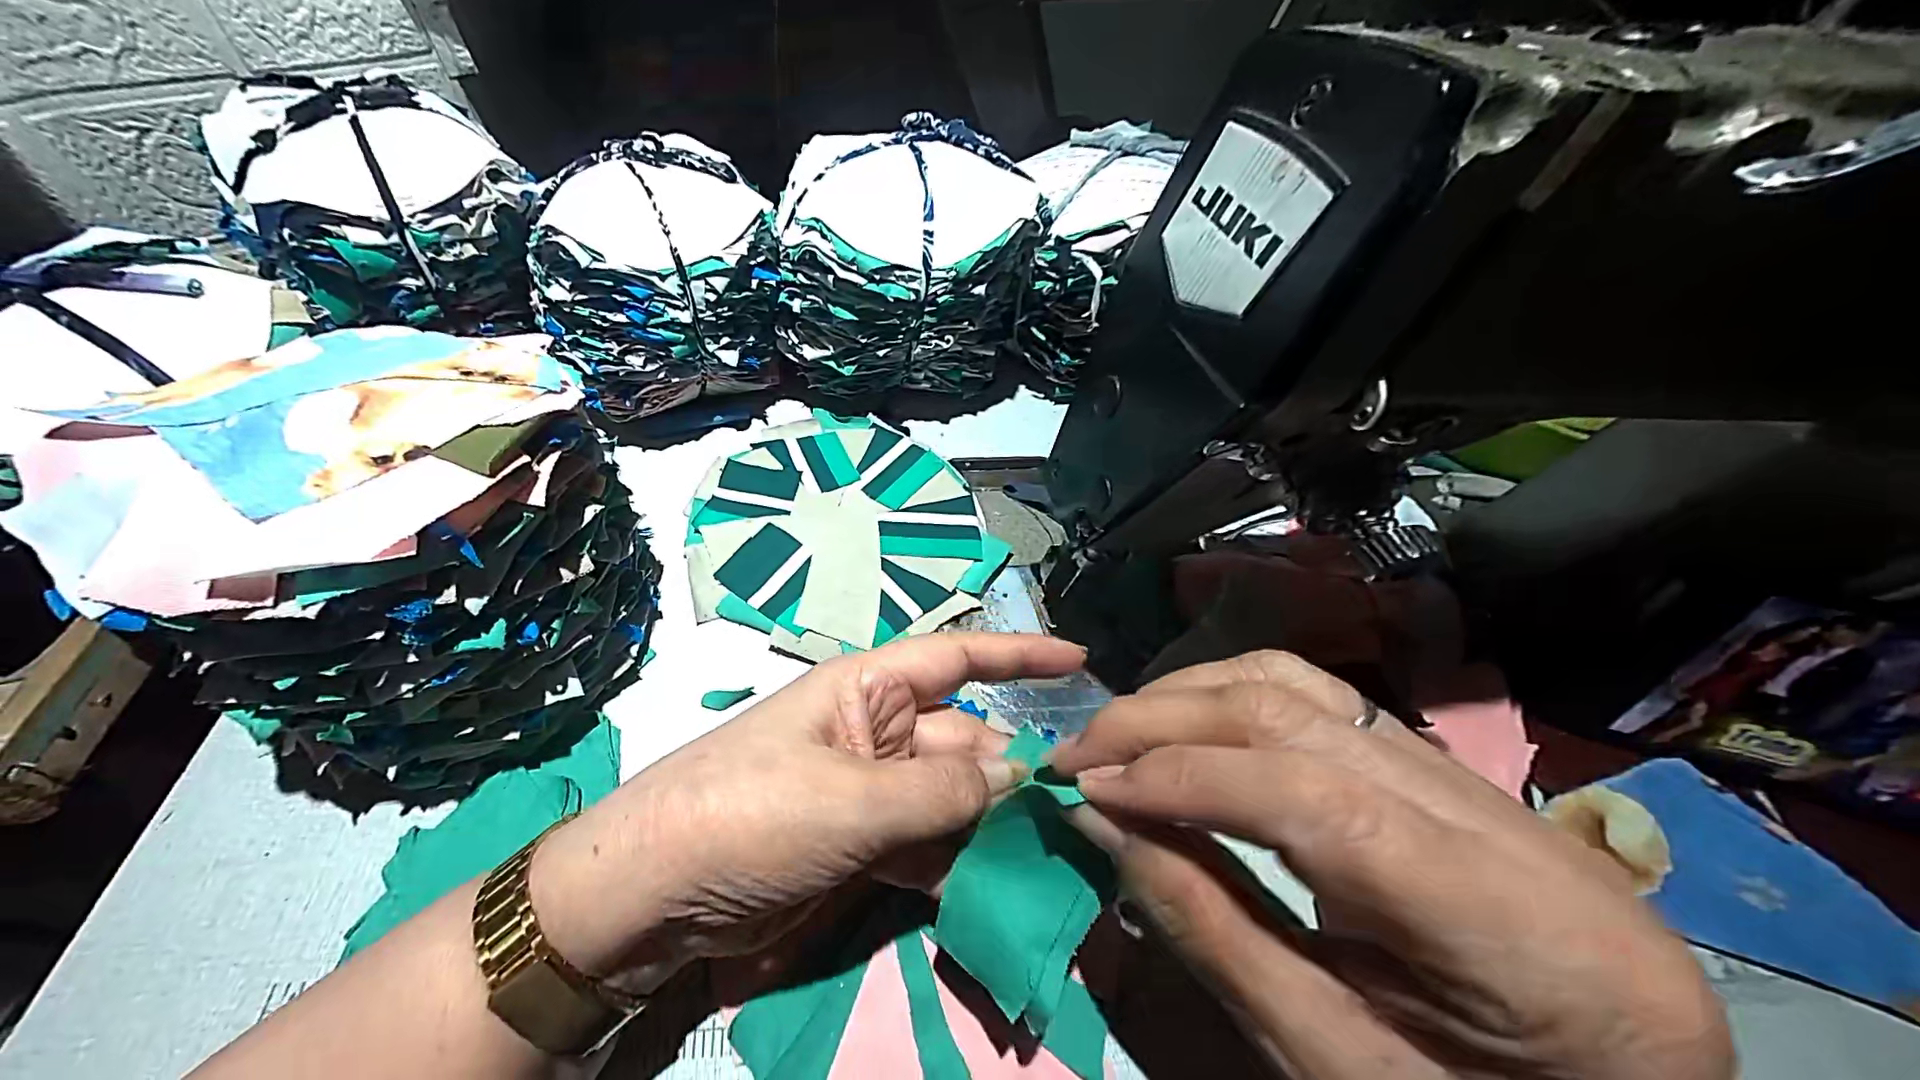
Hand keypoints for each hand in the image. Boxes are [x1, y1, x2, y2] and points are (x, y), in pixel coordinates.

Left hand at [527, 632, 1083, 994]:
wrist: (649, 896)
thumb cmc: (750, 814)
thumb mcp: (852, 800)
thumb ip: (942, 791)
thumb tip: (1020, 777)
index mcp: (870, 689)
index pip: (958, 658)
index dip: (1021, 656)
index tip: (1080, 660)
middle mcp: (876, 730)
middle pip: (966, 742)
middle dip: (1017, 772)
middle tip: (1079, 810)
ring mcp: (869, 789)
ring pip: (951, 799)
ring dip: (992, 826)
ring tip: (1053, 856)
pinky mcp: (860, 842)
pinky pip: (925, 843)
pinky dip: (956, 864)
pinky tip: (992, 888)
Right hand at [1048, 651, 1732, 1079]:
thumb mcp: (1328, 1058)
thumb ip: (1208, 927)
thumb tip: (1101, 820)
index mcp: (1506, 921)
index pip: (1311, 797)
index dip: (1182, 779)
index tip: (1087, 788)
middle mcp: (1492, 813)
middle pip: (1293, 714)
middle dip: (1163, 722)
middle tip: (1078, 753)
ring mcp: (1461, 772)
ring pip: (1298, 684)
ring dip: (1188, 695)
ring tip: (1118, 735)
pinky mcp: (1426, 761)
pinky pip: (1313, 695)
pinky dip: (1227, 695)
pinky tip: (1184, 722)